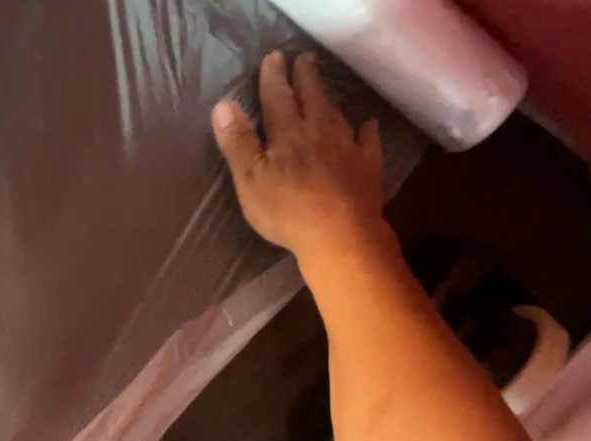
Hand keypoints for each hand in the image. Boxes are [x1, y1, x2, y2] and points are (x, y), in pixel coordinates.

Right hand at [213, 51, 385, 259]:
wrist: (337, 233)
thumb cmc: (286, 209)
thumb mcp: (250, 180)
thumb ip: (238, 143)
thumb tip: (223, 105)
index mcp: (287, 133)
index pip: (277, 98)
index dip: (273, 78)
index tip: (273, 58)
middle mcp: (318, 130)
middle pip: (311, 96)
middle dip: (305, 77)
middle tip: (304, 60)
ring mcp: (346, 146)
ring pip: (336, 113)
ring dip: (329, 97)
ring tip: (325, 86)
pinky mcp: (366, 165)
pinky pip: (367, 141)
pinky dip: (366, 131)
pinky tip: (367, 126)